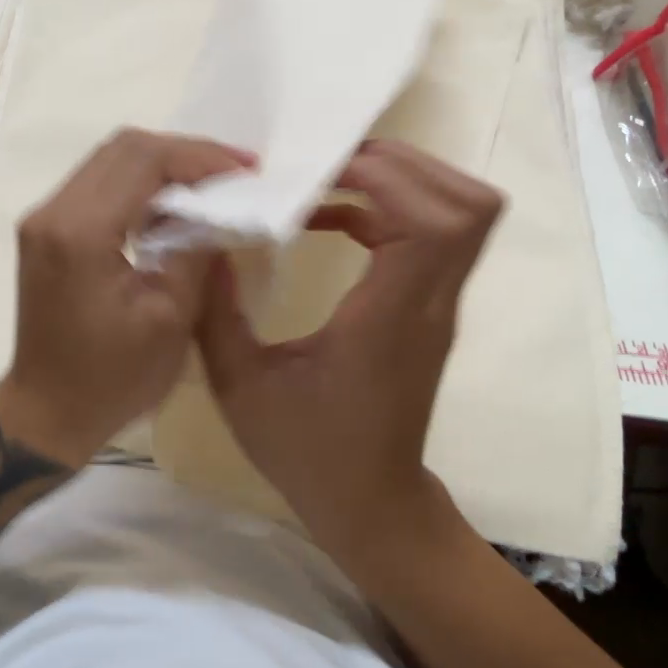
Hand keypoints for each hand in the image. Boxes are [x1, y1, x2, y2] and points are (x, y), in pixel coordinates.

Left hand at [0, 129, 253, 466]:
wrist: (47, 408)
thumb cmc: (112, 377)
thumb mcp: (171, 318)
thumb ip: (196, 250)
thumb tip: (221, 209)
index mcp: (79, 231)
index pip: (142, 159)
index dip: (199, 157)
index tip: (247, 172)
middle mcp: (51, 213)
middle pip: (120, 149)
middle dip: (182, 154)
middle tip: (236, 175)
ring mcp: (40, 221)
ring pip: (105, 162)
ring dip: (159, 167)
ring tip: (212, 188)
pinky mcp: (43, 234)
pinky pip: (92, 187)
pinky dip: (134, 187)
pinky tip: (172, 210)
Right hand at [193, 140, 503, 554]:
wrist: (367, 502)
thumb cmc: (303, 447)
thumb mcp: (238, 382)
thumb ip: (215, 310)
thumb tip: (200, 241)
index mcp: (387, 320)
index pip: (432, 226)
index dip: (386, 179)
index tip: (315, 171)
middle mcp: (427, 304)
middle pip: (466, 205)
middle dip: (399, 165)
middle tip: (323, 164)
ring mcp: (435, 306)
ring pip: (461, 215)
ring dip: (401, 180)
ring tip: (327, 178)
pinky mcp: (425, 309)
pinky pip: (433, 234)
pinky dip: (387, 207)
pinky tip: (328, 218)